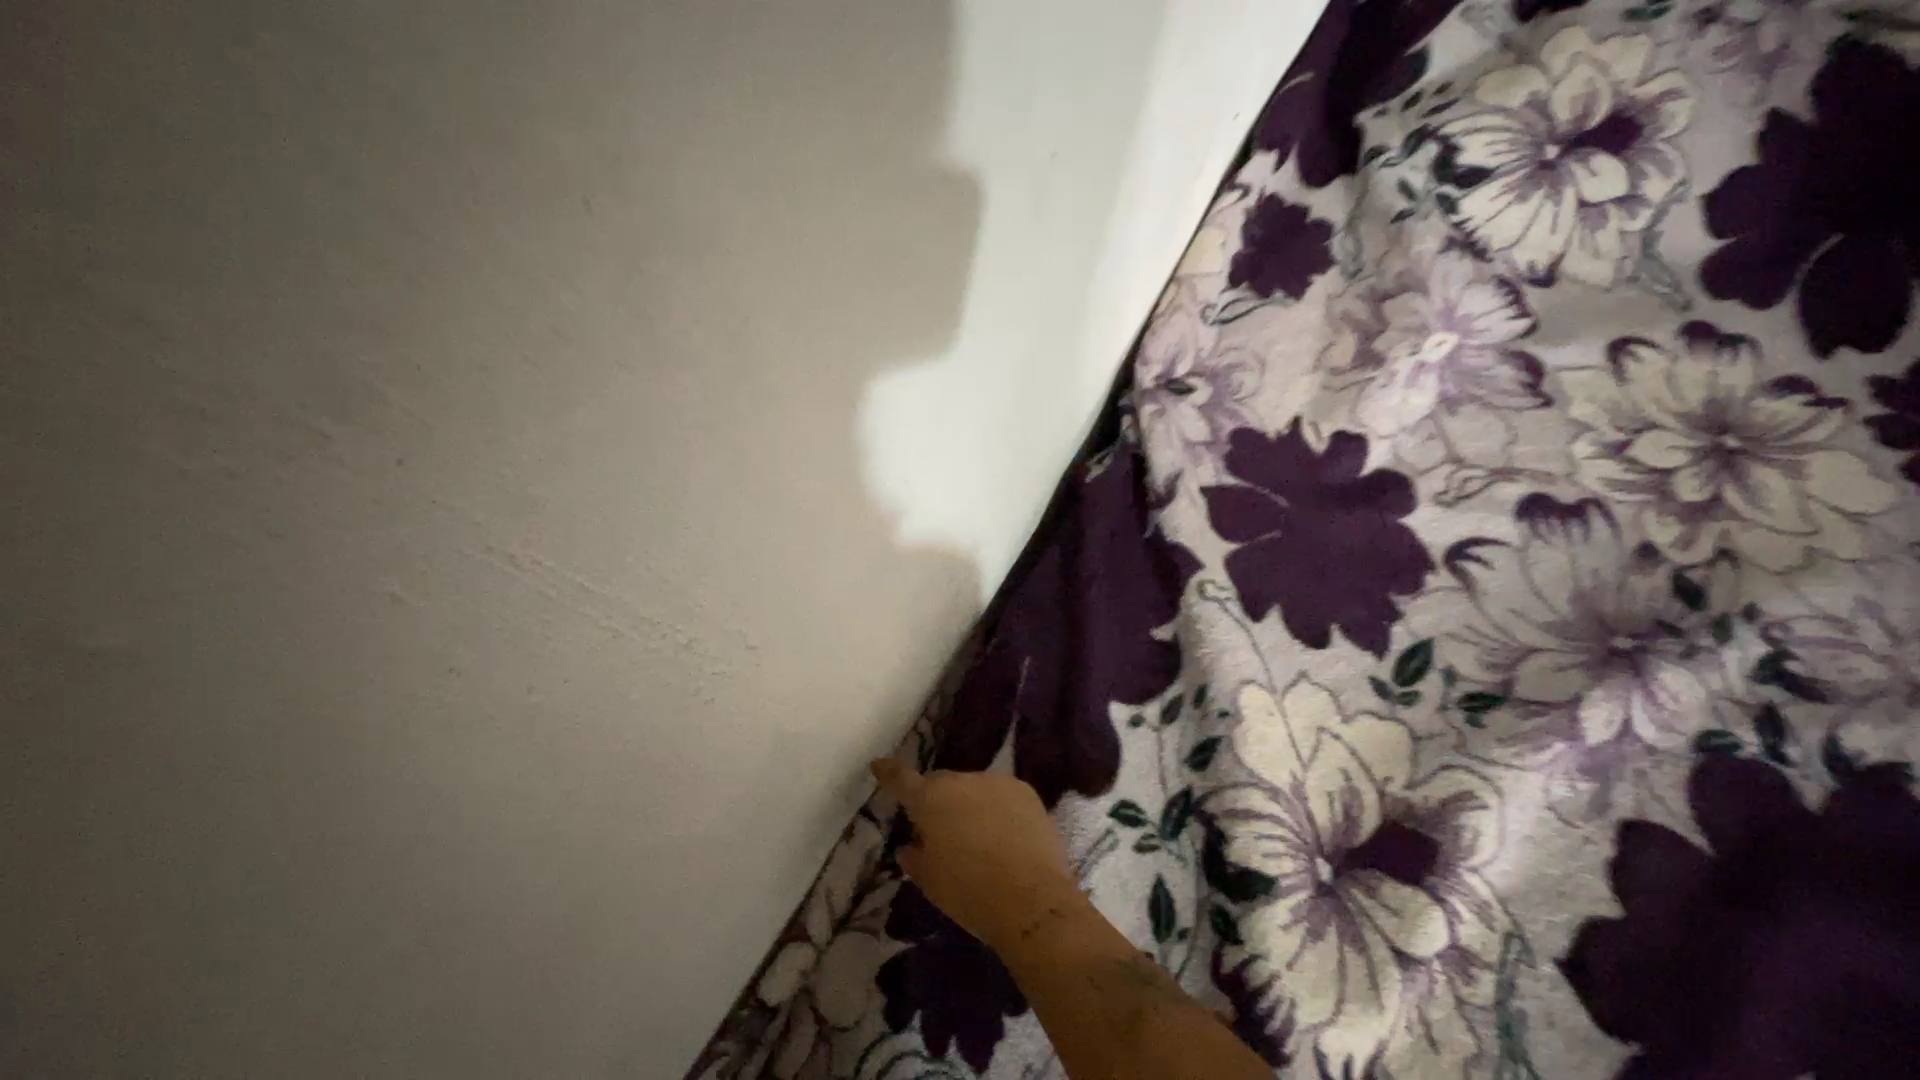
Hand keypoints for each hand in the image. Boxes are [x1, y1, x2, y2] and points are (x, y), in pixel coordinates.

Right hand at [870, 759, 1089, 952]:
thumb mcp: (930, 881)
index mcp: (930, 800)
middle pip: (940, 783)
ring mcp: (996, 782)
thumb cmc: (969, 893)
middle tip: (939, 831)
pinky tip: (1004, 836)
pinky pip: (1000, 795)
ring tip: (978, 837)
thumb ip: (914, 857)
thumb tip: (909, 846)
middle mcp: (961, 781)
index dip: (888, 772)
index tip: (879, 765)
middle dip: (936, 800)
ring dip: (968, 804)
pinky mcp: (1026, 792)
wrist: (1032, 900)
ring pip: (972, 788)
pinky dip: (996, 808)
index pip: (901, 779)